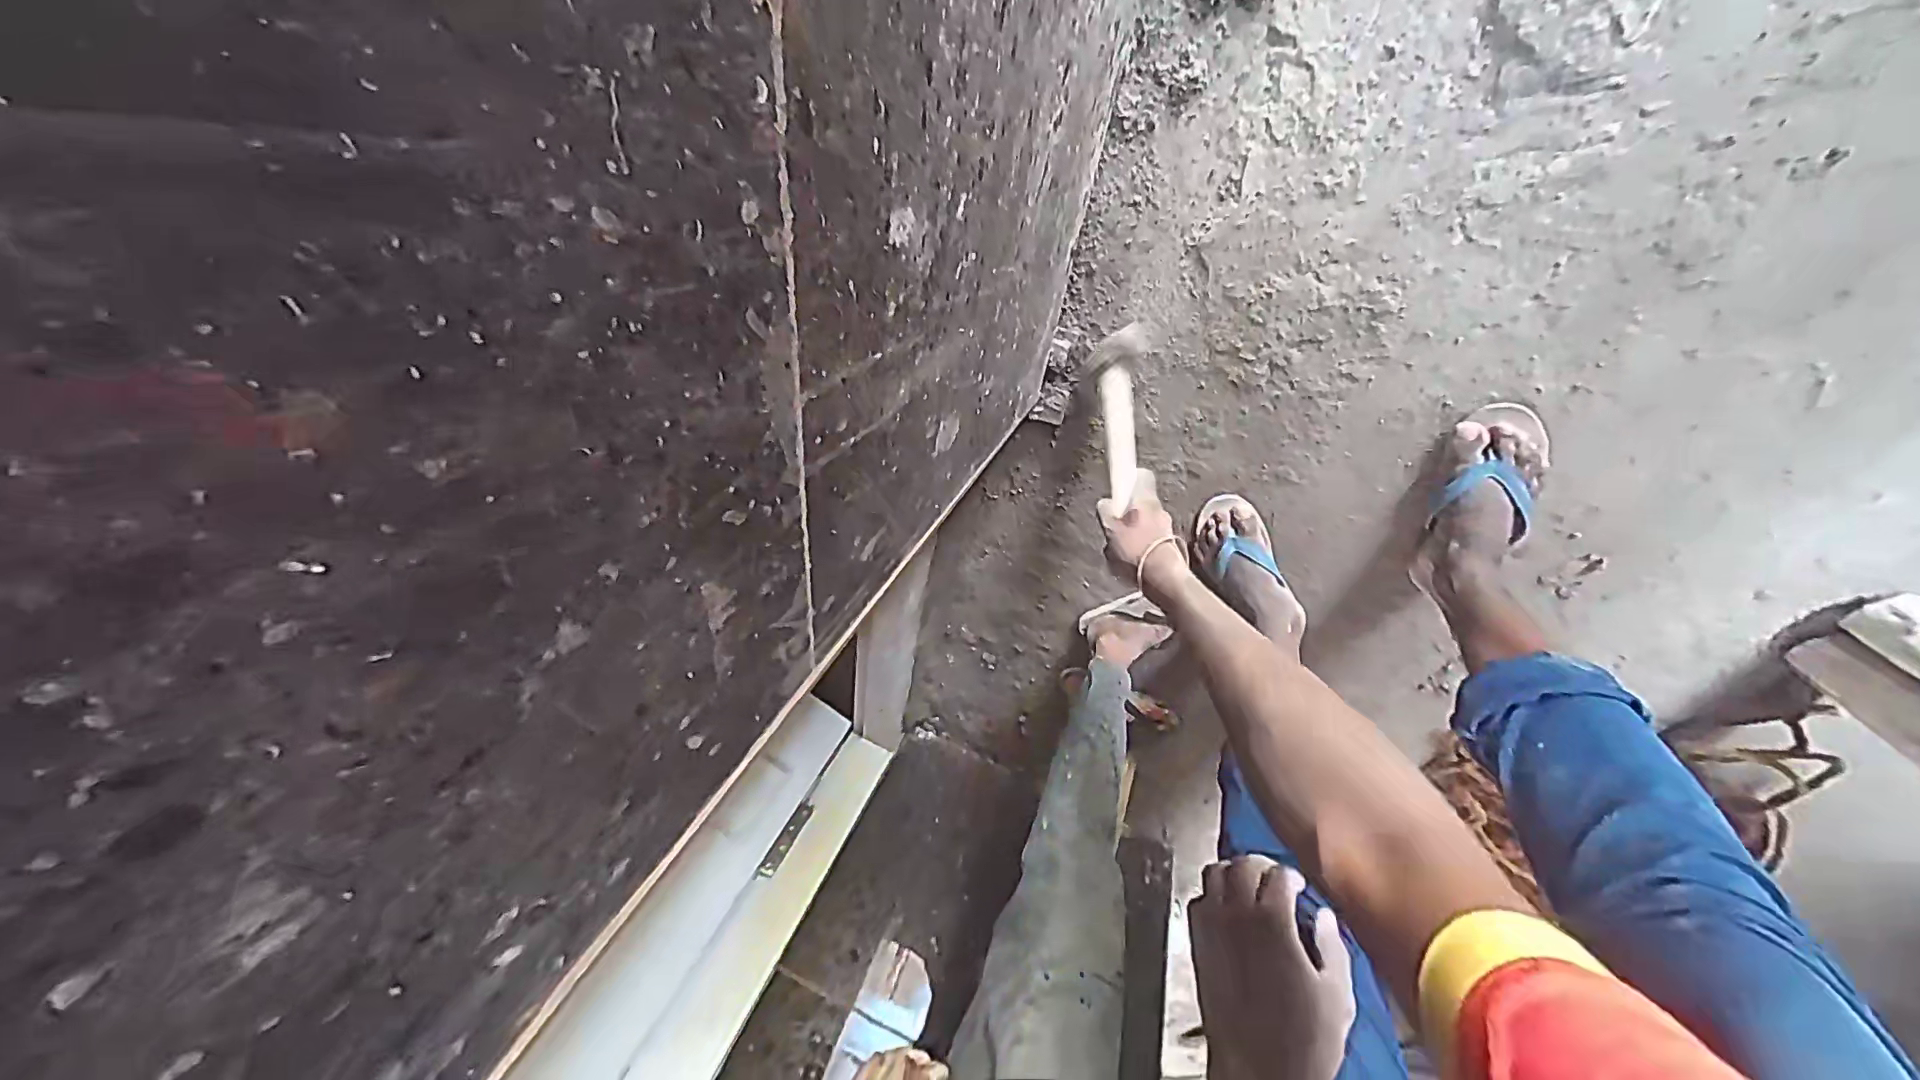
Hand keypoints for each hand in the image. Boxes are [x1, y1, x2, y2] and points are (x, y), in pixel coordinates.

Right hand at [1096, 468, 1179, 579]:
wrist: (1163, 577)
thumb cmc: (1136, 550)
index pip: (1142, 476)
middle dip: (1129, 512)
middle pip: (1142, 502)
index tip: (1119, 488)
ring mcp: (1168, 528)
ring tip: (1122, 548)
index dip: (1130, 478)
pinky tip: (1133, 560)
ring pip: (1147, 522)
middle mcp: (1161, 509)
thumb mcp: (1111, 529)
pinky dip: (1143, 545)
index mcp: (1147, 499)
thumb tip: (1106, 504)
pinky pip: (1152, 539)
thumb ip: (1106, 512)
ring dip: (1135, 531)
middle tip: (1114, 527)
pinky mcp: (1170, 546)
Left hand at [1190, 855, 1355, 1079]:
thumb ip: (1332, 947)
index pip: (1277, 874)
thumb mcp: (1336, 996)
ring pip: (1213, 873)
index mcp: (1272, 921)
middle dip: (1260, 865)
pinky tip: (1228, 911)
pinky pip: (1198, 899)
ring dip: (1232, 873)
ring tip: (1249, 887)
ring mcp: (1211, 926)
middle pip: (1241, 865)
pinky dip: (1212, 894)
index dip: (1291, 876)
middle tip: (1274, 878)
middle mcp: (1235, 914)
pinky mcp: (1196, 941)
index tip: (1299, 885)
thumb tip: (1322, 916)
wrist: (1258, 1070)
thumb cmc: (1305, 1040)